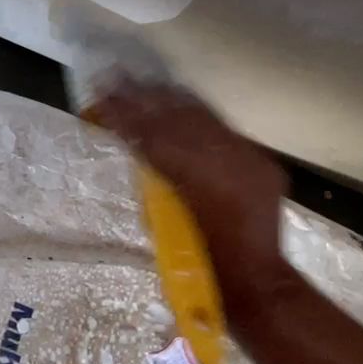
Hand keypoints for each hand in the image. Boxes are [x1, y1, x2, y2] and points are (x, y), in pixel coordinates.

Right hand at [89, 79, 293, 293]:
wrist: (256, 285)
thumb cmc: (200, 266)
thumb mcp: (162, 223)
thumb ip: (150, 181)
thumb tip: (133, 143)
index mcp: (196, 182)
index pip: (153, 135)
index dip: (125, 114)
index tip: (101, 98)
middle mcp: (226, 163)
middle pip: (177, 117)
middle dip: (144, 97)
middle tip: (115, 77)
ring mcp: (248, 159)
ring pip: (202, 116)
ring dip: (169, 99)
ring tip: (143, 84)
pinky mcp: (261, 161)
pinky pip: (223, 129)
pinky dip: (198, 116)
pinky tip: (178, 102)